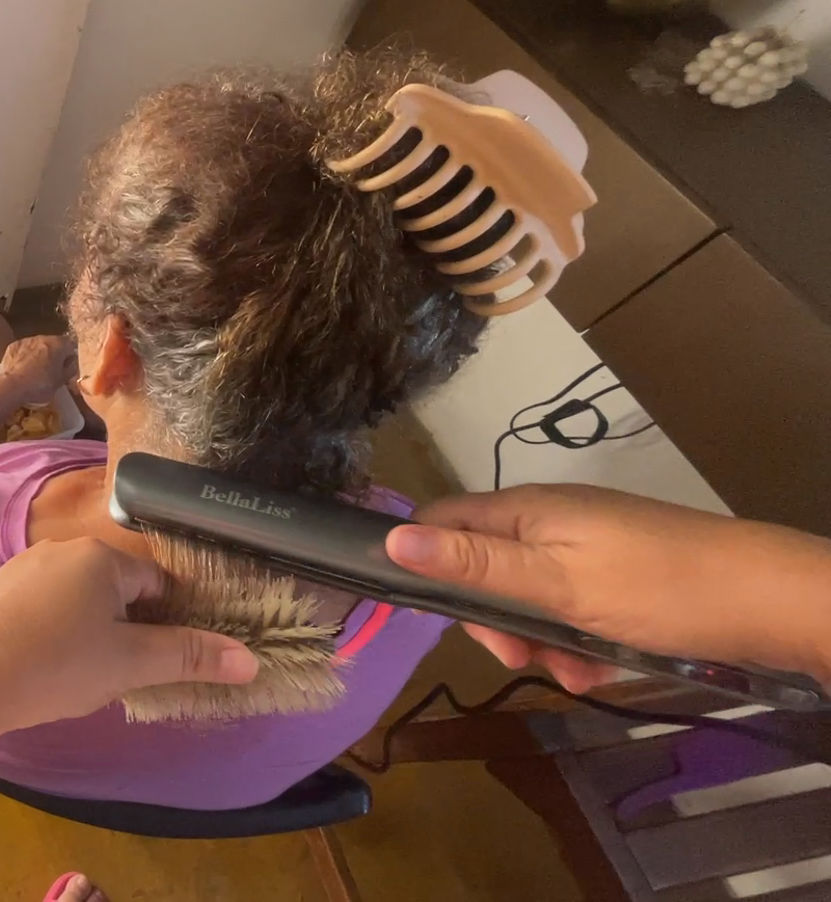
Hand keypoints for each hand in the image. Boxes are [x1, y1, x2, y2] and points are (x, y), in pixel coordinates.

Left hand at [0, 335, 76, 401]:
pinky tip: (23, 369)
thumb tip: (72, 364)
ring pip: (38, 346)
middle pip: (53, 344)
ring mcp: (26, 340)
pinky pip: (24, 349)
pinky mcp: (13, 346)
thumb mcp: (61, 381)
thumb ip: (70, 370)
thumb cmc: (41, 385)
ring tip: (36, 371)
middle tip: (52, 371)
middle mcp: (43, 337)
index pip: (71, 346)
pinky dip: (25, 356)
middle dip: (55, 355)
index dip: (71, 357)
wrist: (13, 387)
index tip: (68, 368)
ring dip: (39, 354)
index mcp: (58, 344)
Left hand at [0, 537, 257, 738]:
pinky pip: (48, 601)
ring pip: (82, 595)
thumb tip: (250, 658)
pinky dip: (59, 627)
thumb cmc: (57, 665)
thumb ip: (187, 656)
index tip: (166, 659)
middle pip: (119, 586)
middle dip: (130, 626)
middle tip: (125, 671)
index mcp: (101, 556)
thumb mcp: (129, 663)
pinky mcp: (1, 586)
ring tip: (85, 672)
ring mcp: (26, 564)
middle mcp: (62, 548)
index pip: (158, 582)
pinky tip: (48, 662)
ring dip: (95, 628)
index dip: (171, 621)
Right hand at [386, 484, 830, 689]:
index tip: (440, 613)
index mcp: (520, 509)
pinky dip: (572, 630)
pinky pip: (568, 594)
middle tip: (516, 658)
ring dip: (535, 631)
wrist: (791, 601)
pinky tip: (598, 663)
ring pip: (525, 585)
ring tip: (571, 672)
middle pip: (481, 560)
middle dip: (489, 613)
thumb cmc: (661, 588)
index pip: (437, 520)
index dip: (423, 560)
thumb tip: (391, 540)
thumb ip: (472, 564)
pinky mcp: (616, 563)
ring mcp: (582, 539)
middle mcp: (543, 515)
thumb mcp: (556, 583)